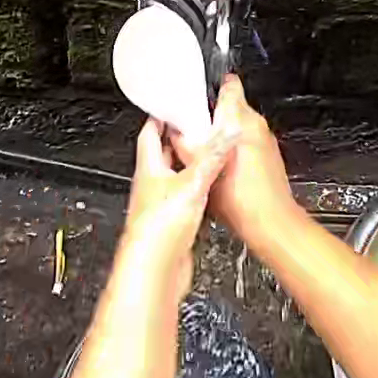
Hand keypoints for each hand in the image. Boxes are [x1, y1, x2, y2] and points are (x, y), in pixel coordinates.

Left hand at [115, 119, 230, 305]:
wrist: (152, 274)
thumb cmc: (158, 231)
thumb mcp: (191, 184)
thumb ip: (212, 157)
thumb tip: (229, 132)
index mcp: (149, 169)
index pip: (150, 133)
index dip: (160, 116)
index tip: (171, 102)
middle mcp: (152, 185)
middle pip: (164, 153)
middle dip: (179, 138)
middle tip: (196, 125)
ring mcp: (162, 204)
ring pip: (177, 175)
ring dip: (191, 163)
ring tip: (209, 152)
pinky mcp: (173, 223)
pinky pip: (187, 197)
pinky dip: (199, 188)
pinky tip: (211, 189)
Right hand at [177, 75, 295, 241]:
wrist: (269, 221)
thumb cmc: (240, 197)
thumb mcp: (199, 167)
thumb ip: (184, 143)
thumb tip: (174, 130)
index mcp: (240, 119)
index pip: (230, 84)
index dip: (213, 83)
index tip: (198, 89)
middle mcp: (255, 124)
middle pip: (231, 106)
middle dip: (211, 114)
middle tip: (191, 126)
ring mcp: (264, 140)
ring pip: (238, 126)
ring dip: (221, 132)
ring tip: (202, 149)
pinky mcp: (267, 155)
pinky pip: (246, 141)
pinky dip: (232, 147)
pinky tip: (220, 165)